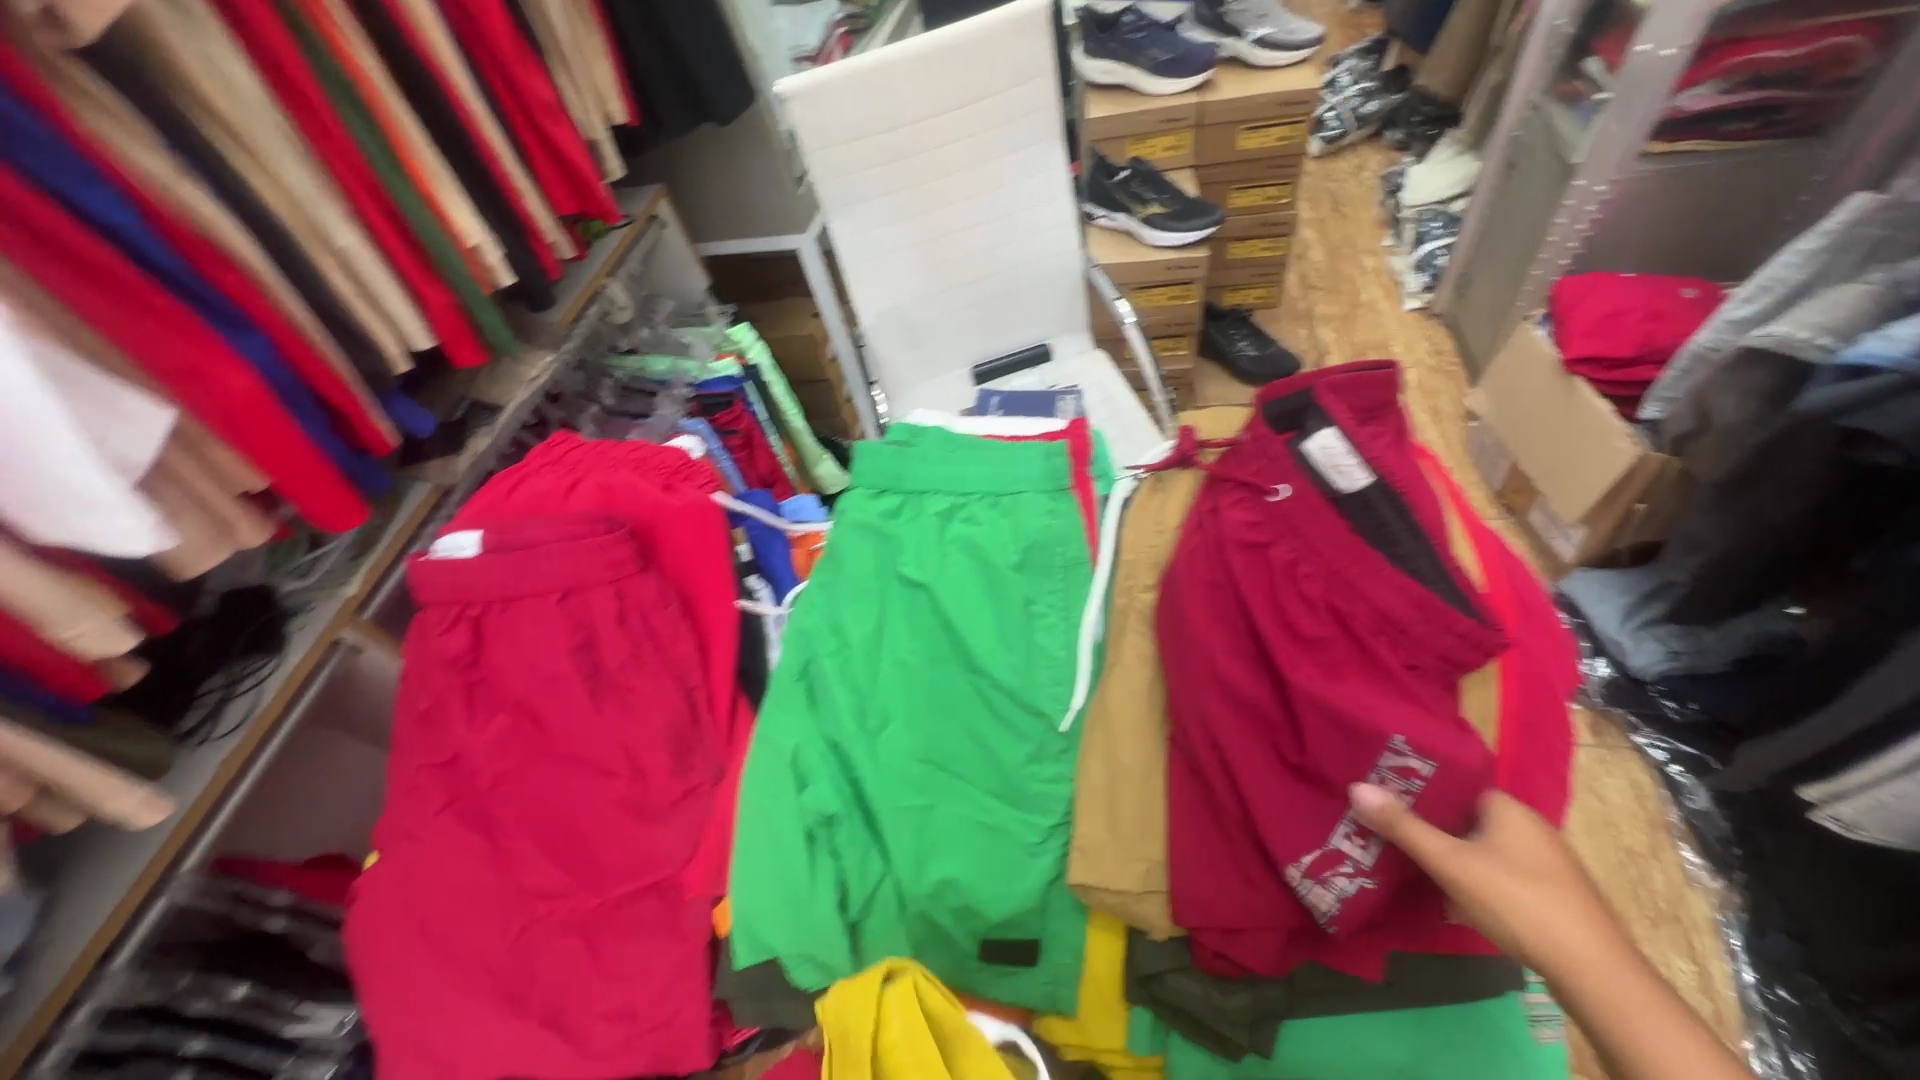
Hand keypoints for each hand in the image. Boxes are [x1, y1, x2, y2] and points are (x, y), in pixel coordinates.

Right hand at [1349, 783, 1630, 978]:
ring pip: (1481, 850)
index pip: (1455, 786)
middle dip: (1430, 831)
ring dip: (1450, 861)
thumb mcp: (1450, 863)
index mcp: (1508, 807)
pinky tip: (1453, 905)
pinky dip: (1474, 883)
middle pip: (1465, 819)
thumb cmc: (1516, 901)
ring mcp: (1544, 861)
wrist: (1592, 969)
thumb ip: (1403, 826)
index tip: (1385, 802)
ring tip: (1411, 870)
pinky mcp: (1551, 893)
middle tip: (1389, 838)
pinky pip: (1499, 875)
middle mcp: (1529, 825)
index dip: (1419, 792)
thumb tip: (1356, 786)